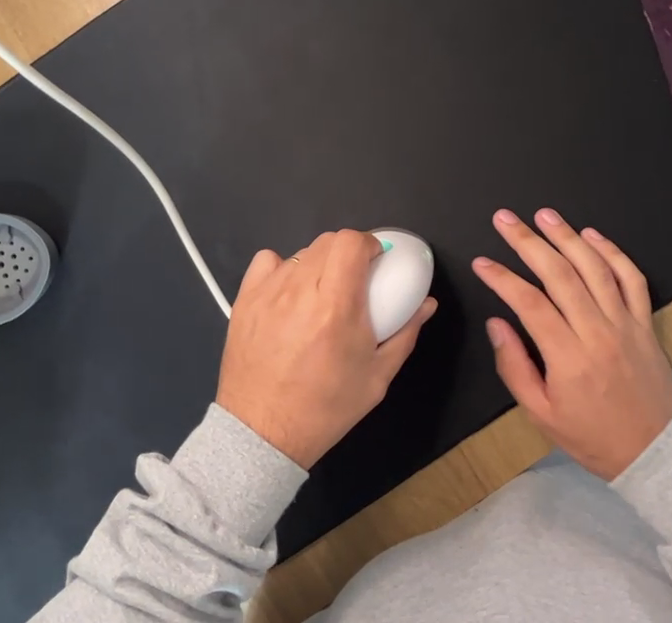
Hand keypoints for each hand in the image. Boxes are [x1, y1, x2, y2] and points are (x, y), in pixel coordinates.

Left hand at [217, 229, 436, 468]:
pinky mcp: (245, 299)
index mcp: (336, 307)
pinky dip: (283, 268)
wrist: (263, 432)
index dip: (368, 243)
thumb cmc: (327, 407)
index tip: (377, 261)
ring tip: (322, 292)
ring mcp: (268, 293)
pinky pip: (267, 261)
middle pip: (327, 241)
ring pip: (300, 251)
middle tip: (356, 278)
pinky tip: (289, 292)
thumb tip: (426, 304)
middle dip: (347, 251)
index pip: (350, 243)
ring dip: (319, 262)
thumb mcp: (377, 377)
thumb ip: (405, 333)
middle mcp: (299, 291)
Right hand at [473, 208, 671, 480]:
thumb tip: (497, 323)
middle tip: (505, 219)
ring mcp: (626, 324)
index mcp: (568, 357)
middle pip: (559, 274)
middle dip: (527, 241)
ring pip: (595, 268)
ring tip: (544, 215)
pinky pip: (632, 279)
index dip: (501, 278)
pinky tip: (592, 235)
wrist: (655, 454)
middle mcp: (597, 332)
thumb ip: (514, 366)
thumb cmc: (591, 437)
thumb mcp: (541, 413)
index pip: (528, 303)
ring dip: (567, 236)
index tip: (481, 263)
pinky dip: (612, 253)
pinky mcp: (646, 323)